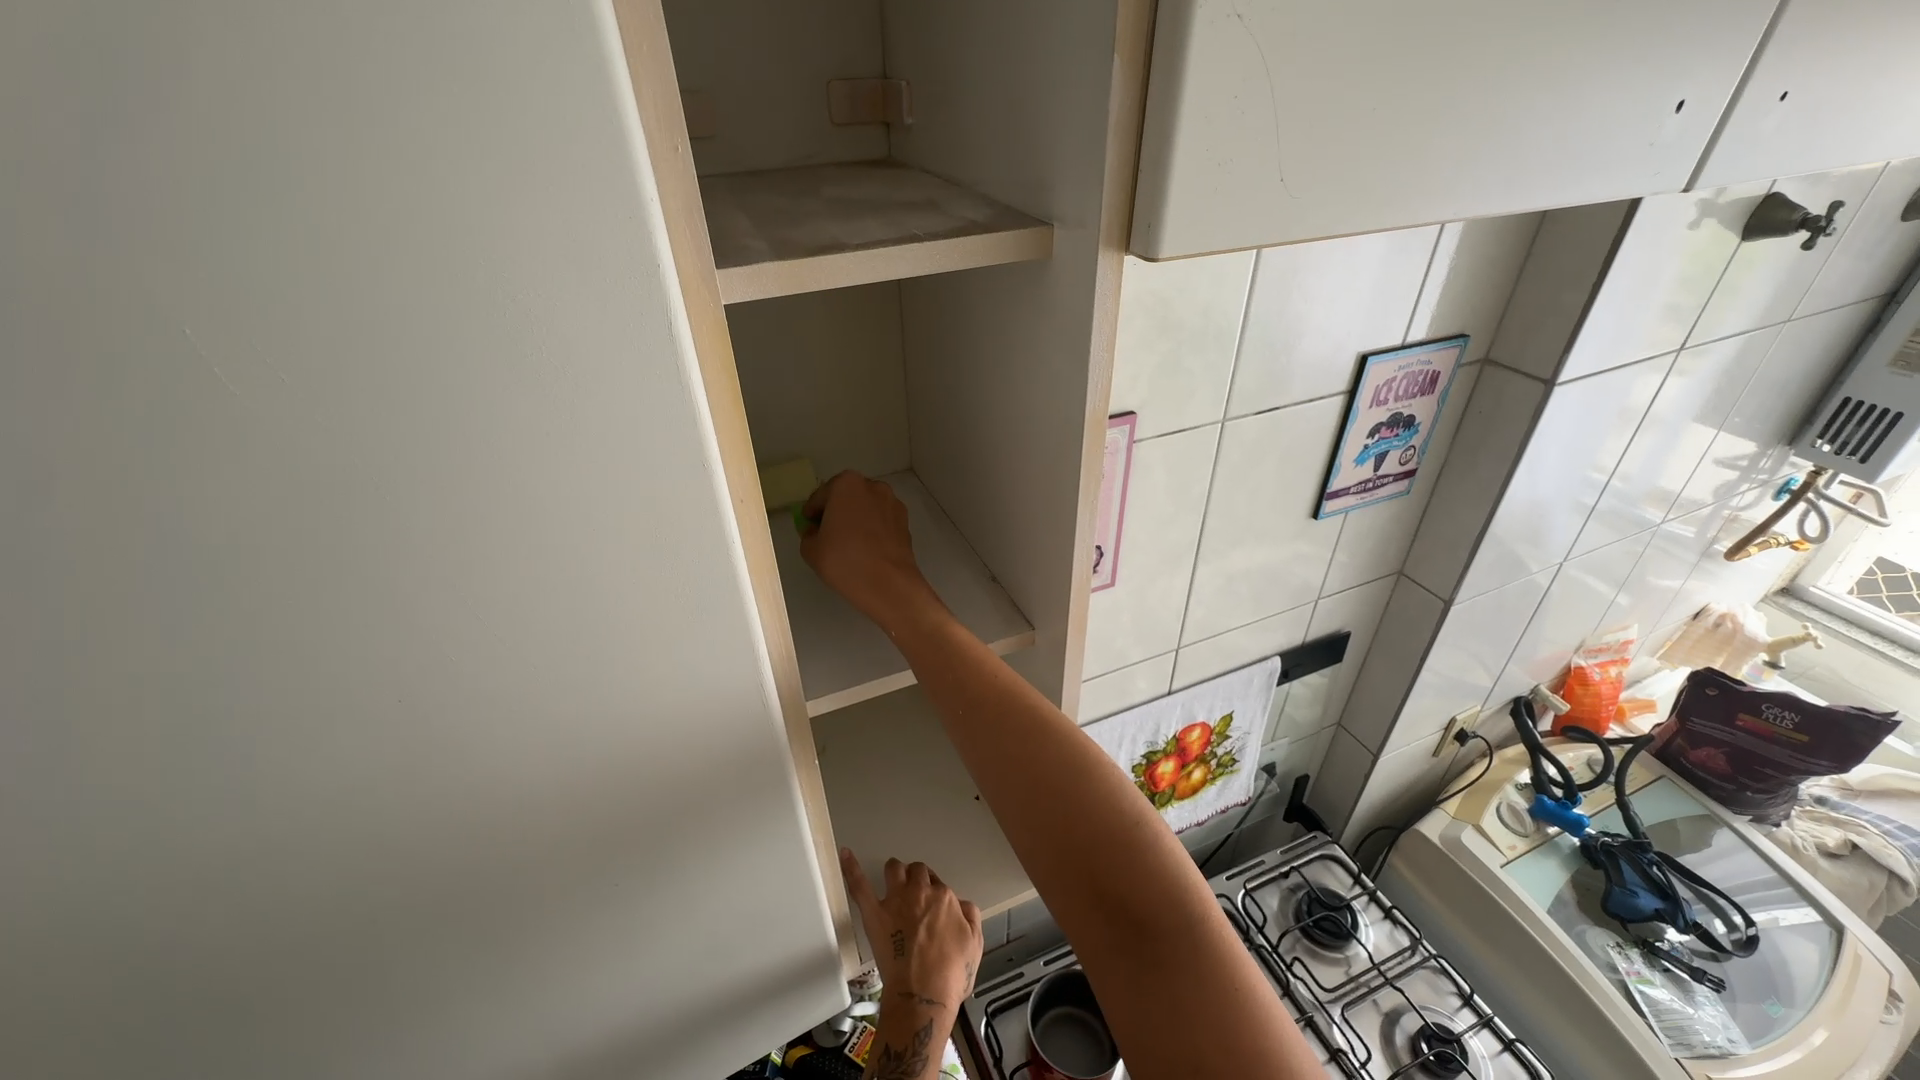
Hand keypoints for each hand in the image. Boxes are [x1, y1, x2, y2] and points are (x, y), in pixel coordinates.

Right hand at [800, 472, 943, 631]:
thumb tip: (816, 531)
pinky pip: (882, 520)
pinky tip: (868, 548)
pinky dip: (873, 528)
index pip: (821, 496)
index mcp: (847, 484)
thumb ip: (808, 534)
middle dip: (836, 511)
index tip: (809, 526)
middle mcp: (873, 486)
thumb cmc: (844, 561)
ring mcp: (893, 503)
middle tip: (827, 533)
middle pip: (847, 497)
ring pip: (867, 507)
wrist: (889, 584)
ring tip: (849, 542)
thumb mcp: (811, 549)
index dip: (812, 512)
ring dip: (857, 518)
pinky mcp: (905, 521)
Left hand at [841, 849, 982, 1008]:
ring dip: (897, 870)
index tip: (934, 909)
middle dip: (918, 878)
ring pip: (894, 869)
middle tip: (917, 895)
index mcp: (945, 898)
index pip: (939, 885)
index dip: (936, 895)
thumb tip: (960, 903)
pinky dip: (851, 868)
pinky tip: (845, 853)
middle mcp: (919, 892)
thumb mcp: (975, 944)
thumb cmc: (951, 974)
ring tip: (896, 878)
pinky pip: (859, 885)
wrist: (922, 995)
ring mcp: (894, 901)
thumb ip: (970, 916)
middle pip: (918, 871)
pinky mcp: (873, 913)